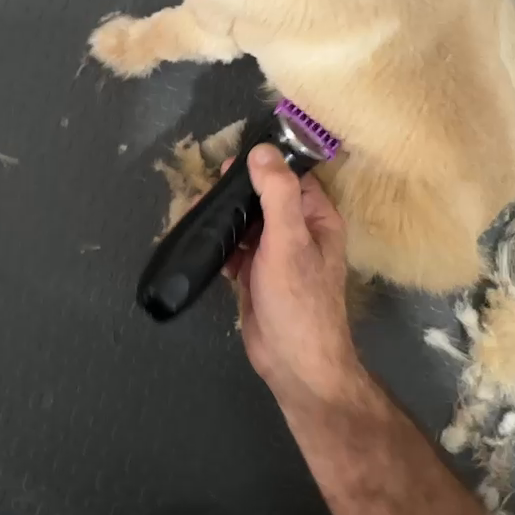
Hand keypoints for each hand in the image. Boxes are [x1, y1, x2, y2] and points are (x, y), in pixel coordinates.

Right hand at [230, 145, 366, 409]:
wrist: (293, 365)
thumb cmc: (298, 300)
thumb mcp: (288, 240)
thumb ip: (276, 193)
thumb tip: (262, 149)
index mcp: (317, 217)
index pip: (291, 176)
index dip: (264, 164)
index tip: (230, 161)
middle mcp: (299, 231)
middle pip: (264, 197)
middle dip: (236, 192)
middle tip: (206, 191)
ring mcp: (277, 254)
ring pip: (247, 222)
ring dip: (225, 218)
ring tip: (198, 214)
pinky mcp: (256, 274)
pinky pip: (236, 248)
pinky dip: (221, 245)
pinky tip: (205, 245)